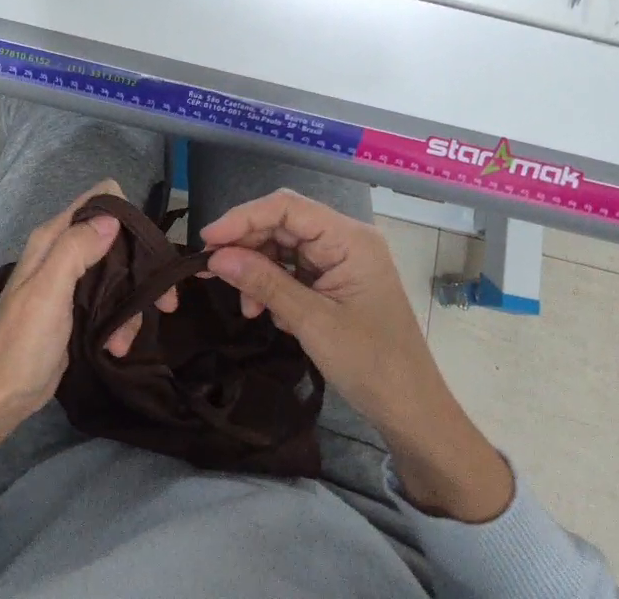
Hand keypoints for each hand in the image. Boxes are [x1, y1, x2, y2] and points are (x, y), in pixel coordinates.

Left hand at [0, 181, 178, 497]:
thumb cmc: (20, 342)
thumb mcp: (48, 291)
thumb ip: (76, 249)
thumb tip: (112, 216)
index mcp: (51, 240)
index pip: (96, 204)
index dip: (128, 217)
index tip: (153, 245)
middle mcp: (61, 255)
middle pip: (115, 242)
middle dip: (141, 269)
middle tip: (166, 300)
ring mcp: (69, 285)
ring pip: (117, 277)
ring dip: (131, 306)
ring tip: (127, 339)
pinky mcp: (76, 313)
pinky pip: (110, 305)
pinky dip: (119, 324)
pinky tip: (117, 347)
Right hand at [202, 190, 514, 522]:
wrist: (411, 410)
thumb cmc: (370, 364)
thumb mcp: (311, 322)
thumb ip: (264, 283)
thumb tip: (216, 257)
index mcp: (350, 239)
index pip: (287, 207)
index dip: (243, 218)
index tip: (207, 240)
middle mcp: (345, 240)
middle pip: (282, 224)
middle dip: (246, 246)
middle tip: (212, 270)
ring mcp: (340, 261)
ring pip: (283, 247)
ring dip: (257, 271)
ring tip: (246, 307)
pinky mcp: (335, 282)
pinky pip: (292, 269)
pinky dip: (272, 286)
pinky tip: (265, 312)